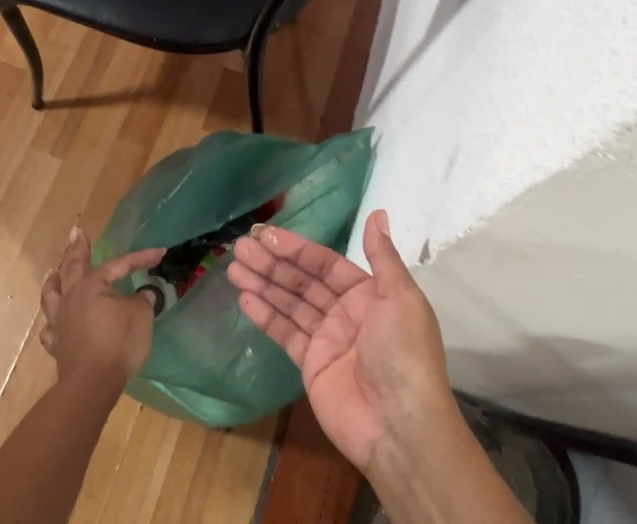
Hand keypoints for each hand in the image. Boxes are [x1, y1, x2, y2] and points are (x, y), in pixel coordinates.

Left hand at [40, 227, 164, 388]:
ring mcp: (60, 321)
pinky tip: (53, 322)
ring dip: (54, 279)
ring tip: (54, 271)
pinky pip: (50, 328)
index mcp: (93, 286)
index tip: (160, 252)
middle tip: (76, 233)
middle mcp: (72, 298)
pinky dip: (51, 322)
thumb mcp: (141, 317)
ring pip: (51, 294)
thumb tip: (144, 294)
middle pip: (71, 267)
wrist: (92, 383)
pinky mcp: (57, 345)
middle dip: (76, 248)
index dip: (140, 258)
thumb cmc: (119, 343)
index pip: (119, 264)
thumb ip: (142, 301)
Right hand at [227, 210, 451, 471]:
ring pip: (290, 304)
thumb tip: (378, 213)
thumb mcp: (401, 297)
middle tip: (240, 247)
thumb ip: (382, 256)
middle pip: (303, 281)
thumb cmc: (403, 353)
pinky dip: (266, 316)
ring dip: (263, 285)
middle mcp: (347, 312)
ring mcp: (327, 339)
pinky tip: (245, 298)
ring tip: (233, 268)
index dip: (296, 248)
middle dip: (272, 264)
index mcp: (369, 293)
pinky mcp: (312, 365)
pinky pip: (285, 333)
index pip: (325, 263)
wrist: (399, 424)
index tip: (266, 235)